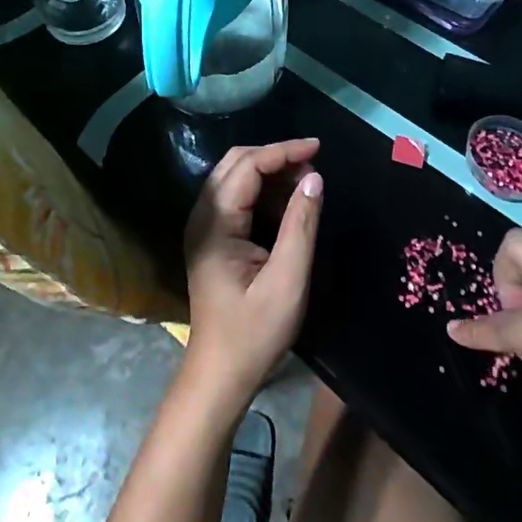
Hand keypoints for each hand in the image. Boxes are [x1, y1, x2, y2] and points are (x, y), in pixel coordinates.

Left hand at [183, 139, 323, 396]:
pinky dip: (263, 191)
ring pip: (235, 179)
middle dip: (275, 157)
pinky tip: (288, 202)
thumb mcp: (287, 280)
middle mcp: (203, 216)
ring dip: (270, 173)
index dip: (283, 151)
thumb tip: (314, 178)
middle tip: (313, 166)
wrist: (220, 374)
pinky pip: (237, 199)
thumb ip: (300, 225)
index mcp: (215, 222)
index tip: (317, 147)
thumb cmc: (254, 332)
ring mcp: (205, 227)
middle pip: (236, 164)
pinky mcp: (213, 239)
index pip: (247, 166)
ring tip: (307, 181)